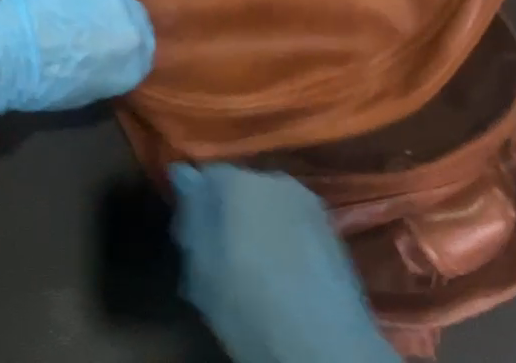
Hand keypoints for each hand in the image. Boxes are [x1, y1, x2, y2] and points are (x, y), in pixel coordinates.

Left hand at [0, 0, 154, 136]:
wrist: (11, 53)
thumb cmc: (43, 85)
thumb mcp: (88, 89)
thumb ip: (109, 70)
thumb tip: (107, 56)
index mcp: (136, 64)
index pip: (143, 50)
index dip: (121, 44)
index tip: (106, 43)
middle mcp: (137, 28)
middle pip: (134, 17)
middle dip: (114, 20)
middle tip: (90, 24)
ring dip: (101, 0)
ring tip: (75, 7)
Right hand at [170, 164, 397, 362]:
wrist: (324, 343)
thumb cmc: (247, 303)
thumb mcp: (201, 266)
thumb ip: (192, 213)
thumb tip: (183, 173)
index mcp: (238, 181)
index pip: (205, 175)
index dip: (193, 206)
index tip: (188, 239)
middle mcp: (275, 179)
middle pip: (239, 187)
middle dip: (226, 213)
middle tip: (217, 255)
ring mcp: (308, 201)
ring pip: (268, 205)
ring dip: (256, 225)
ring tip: (251, 267)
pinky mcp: (331, 227)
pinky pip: (292, 222)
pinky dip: (282, 238)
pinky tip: (279, 273)